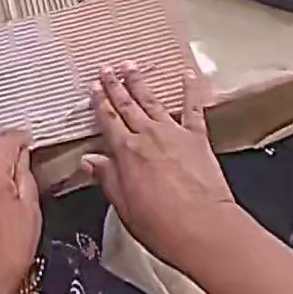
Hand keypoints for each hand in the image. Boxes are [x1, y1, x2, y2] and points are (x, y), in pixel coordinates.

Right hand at [83, 64, 242, 274]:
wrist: (204, 228)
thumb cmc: (163, 225)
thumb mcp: (125, 207)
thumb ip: (107, 179)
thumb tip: (89, 161)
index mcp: (127, 152)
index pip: (109, 121)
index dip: (100, 102)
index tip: (94, 87)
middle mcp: (147, 135)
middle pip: (127, 105)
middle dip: (115, 85)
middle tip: (106, 68)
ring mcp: (172, 132)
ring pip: (151, 100)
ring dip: (139, 81)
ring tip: (130, 65)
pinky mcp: (196, 137)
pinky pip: (192, 108)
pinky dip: (190, 89)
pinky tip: (187, 74)